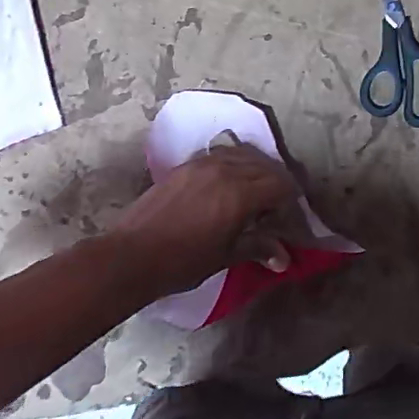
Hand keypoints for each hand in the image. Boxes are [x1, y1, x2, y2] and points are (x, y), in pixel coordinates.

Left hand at [104, 140, 302, 292]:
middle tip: (273, 208)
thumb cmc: (182, 262)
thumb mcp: (226, 256)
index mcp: (240, 194)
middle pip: (266, 167)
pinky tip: (228, 184)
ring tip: (253, 192)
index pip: (281, 185)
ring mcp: (203, 164)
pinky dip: (234, 165)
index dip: (289, 201)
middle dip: (276, 185)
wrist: (129, 257)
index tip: (284, 218)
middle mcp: (225, 171)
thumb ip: (259, 248)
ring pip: (244, 156)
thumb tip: (285, 259)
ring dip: (256, 171)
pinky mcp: (185, 166)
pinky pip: (221, 156)